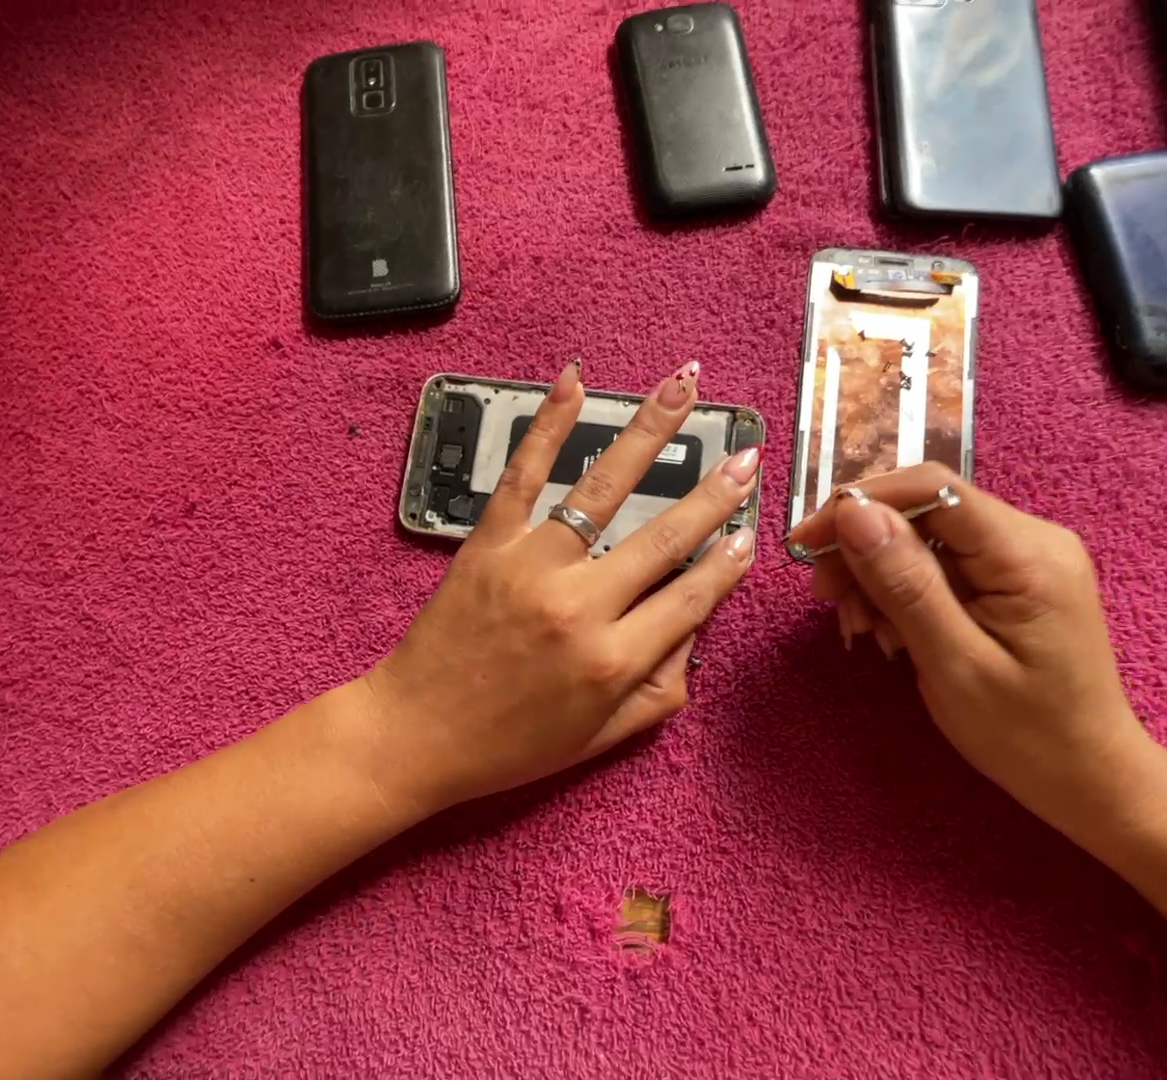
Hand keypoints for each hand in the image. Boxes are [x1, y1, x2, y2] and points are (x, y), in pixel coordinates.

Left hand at [359, 360, 760, 814]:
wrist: (416, 734)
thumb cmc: (508, 745)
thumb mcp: (599, 740)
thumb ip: (660, 692)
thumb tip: (694, 632)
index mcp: (614, 660)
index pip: (692, 598)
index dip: (728, 564)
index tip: (751, 533)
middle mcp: (580, 606)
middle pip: (664, 538)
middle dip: (714, 494)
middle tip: (748, 456)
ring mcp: (531, 567)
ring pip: (601, 490)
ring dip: (650, 433)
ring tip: (684, 387)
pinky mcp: (488, 545)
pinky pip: (522, 475)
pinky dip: (548, 425)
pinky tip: (575, 383)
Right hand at [786, 464, 1166, 829]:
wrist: (1086, 779)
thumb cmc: (1024, 733)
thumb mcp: (954, 662)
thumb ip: (906, 583)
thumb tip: (853, 513)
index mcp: (1027, 554)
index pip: (931, 490)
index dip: (858, 503)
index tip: (804, 543)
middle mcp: (1028, 538)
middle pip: (921, 509)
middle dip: (860, 545)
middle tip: (823, 596)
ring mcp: (1017, 557)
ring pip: (919, 536)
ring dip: (872, 573)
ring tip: (854, 624)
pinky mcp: (1003, 578)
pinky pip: (934, 563)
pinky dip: (895, 590)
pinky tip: (882, 626)